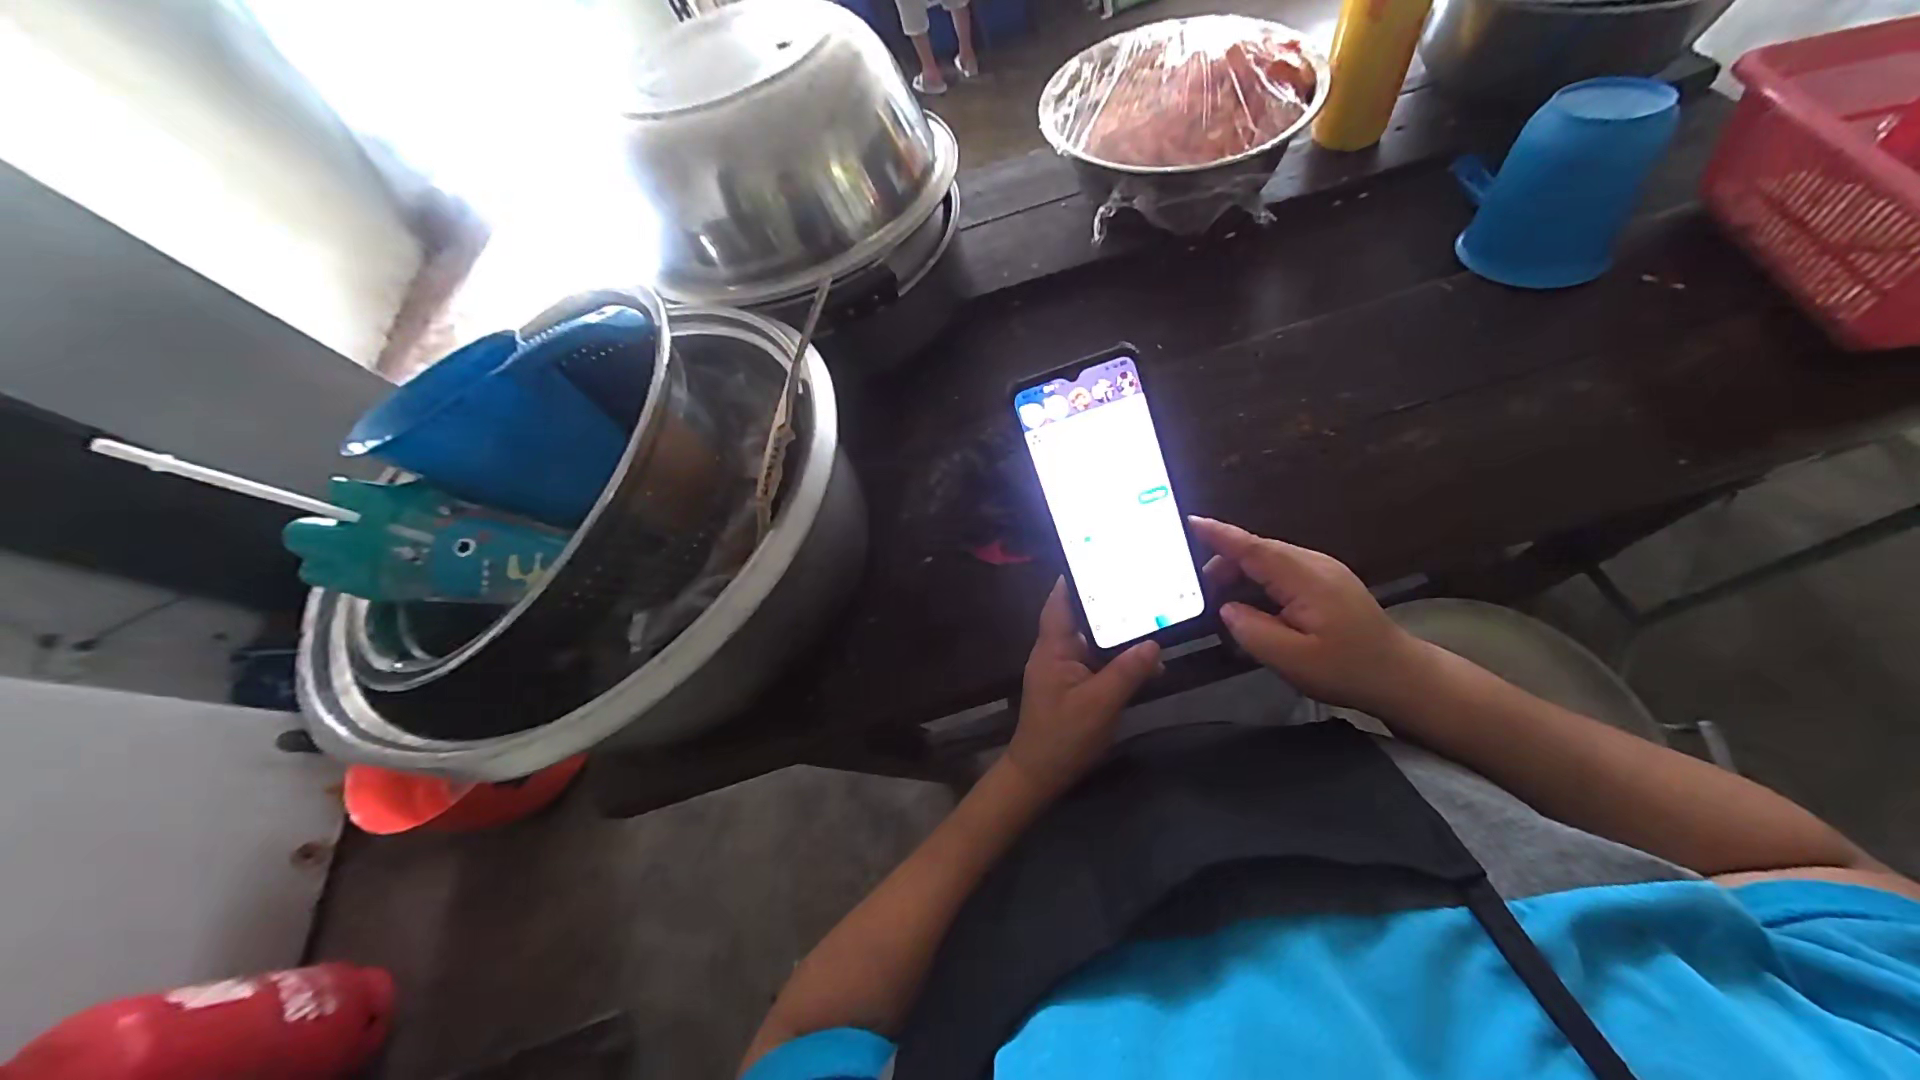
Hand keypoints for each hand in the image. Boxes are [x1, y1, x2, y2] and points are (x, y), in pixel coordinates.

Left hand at [1005, 579, 1163, 798]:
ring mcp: (1063, 671)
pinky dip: (1117, 659)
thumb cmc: (1064, 735)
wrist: (1041, 774)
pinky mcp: (1073, 687)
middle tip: (1137, 584)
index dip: (1075, 580)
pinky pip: (1096, 663)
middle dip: (1106, 604)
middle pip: (1079, 618)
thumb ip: (1126, 671)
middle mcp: (1054, 653)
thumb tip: (1154, 642)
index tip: (1098, 559)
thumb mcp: (1099, 703)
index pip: (1060, 603)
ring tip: (1150, 615)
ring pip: (1091, 642)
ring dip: (1116, 633)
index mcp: (1052, 649)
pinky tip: (1146, 660)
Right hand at [1189, 517, 1430, 713]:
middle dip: (1224, 561)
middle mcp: (1315, 565)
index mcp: (1306, 580)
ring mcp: (1323, 570)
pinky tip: (1251, 601)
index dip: (1220, 535)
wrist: (1401, 677)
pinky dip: (1257, 577)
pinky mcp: (1326, 580)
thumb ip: (1251, 630)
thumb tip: (1227, 608)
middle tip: (1200, 590)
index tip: (1191, 522)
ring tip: (1222, 600)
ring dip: (1241, 572)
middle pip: (1259, 549)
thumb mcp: (1291, 659)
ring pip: (1269, 558)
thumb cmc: (1347, 669)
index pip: (1254, 548)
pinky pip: (1282, 568)